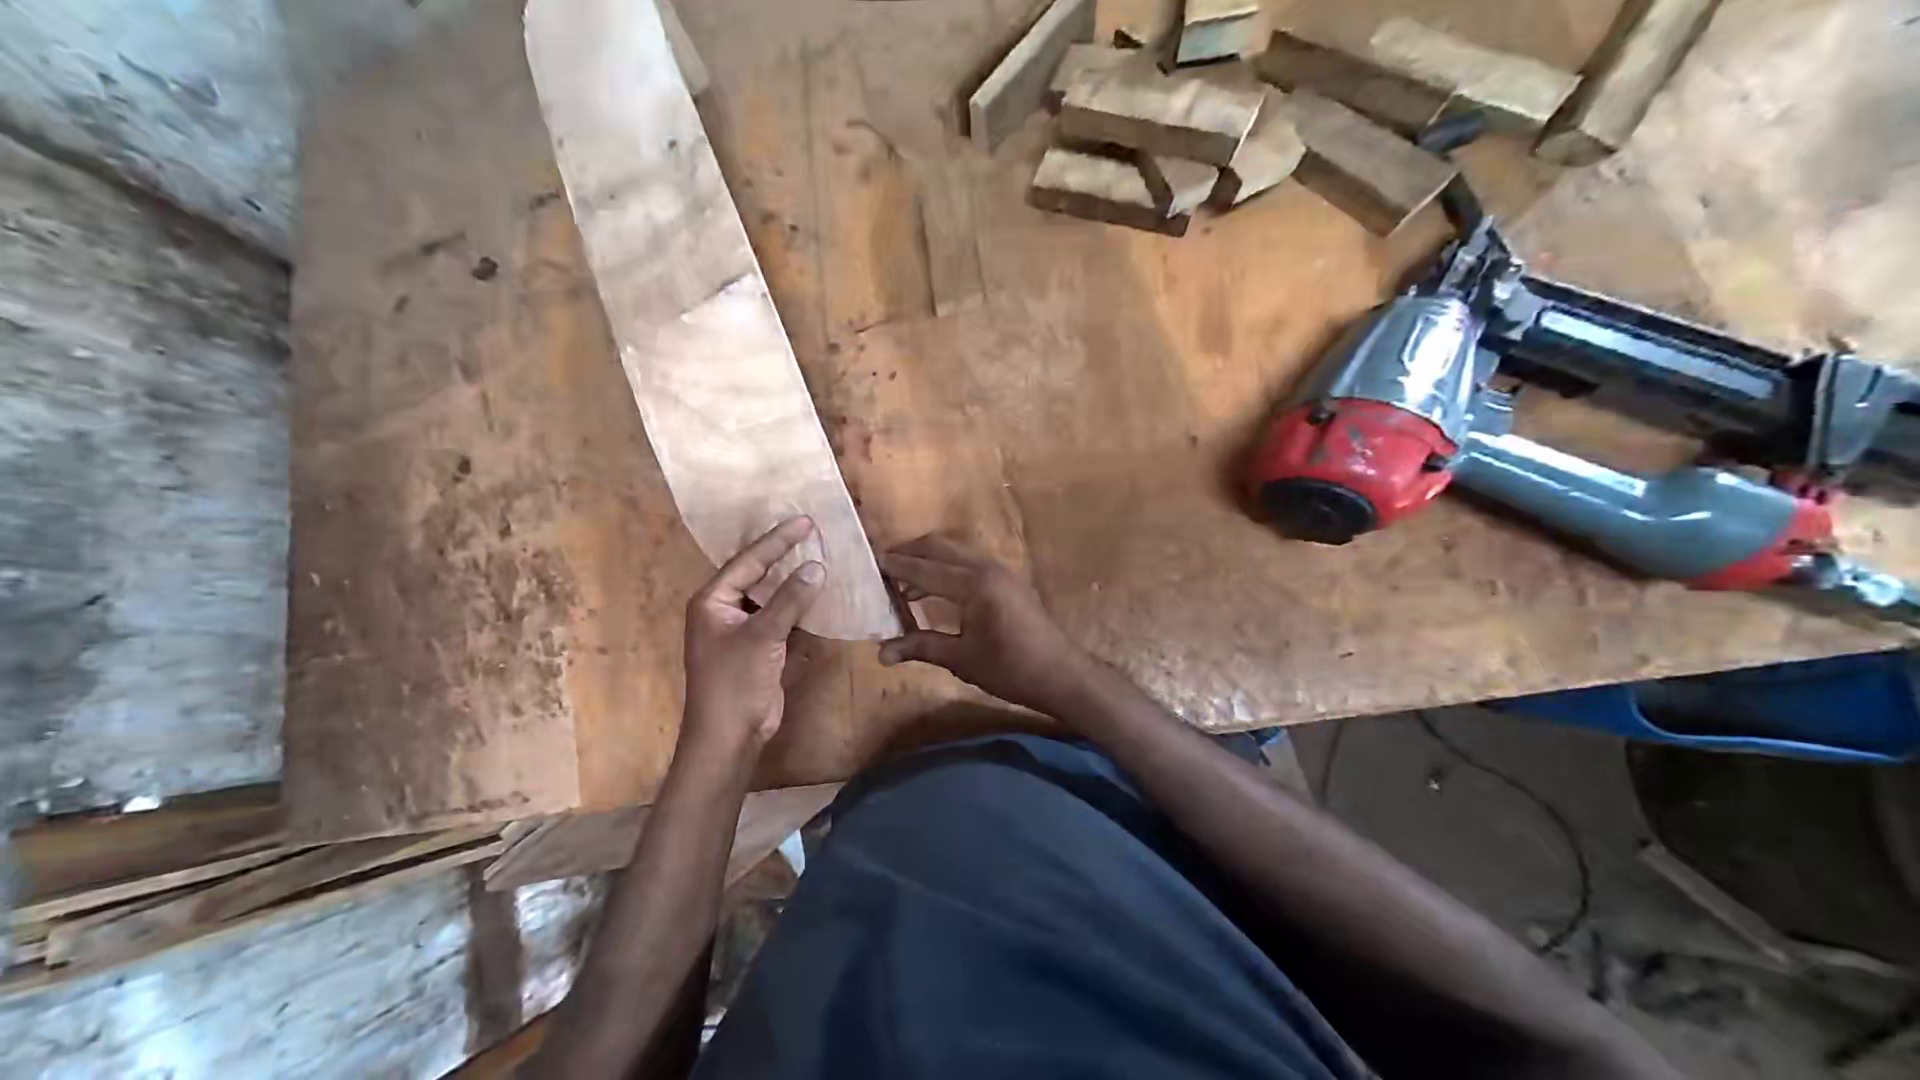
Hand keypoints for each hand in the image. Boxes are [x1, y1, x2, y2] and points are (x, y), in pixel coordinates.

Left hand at [682, 517, 825, 755]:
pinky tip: (820, 598)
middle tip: (814, 534)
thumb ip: (790, 599)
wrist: (729, 736)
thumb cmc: (735, 682)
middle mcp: (724, 610)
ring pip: (772, 597)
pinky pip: (781, 619)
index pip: (749, 561)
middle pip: (758, 575)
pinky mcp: (759, 649)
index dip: (778, 540)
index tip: (806, 521)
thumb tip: (817, 566)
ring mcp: (742, 630)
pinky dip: (799, 609)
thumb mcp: (763, 636)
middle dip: (785, 556)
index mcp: (712, 601)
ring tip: (821, 559)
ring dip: (795, 583)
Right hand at [879, 536, 1094, 714]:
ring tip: (903, 583)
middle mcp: (986, 568)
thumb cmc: (1010, 669)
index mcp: (974, 584)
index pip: (924, 569)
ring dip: (928, 560)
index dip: (896, 568)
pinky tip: (933, 592)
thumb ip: (921, 647)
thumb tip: (881, 653)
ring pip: (955, 551)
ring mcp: (1000, 571)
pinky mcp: (1007, 579)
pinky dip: (946, 568)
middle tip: (883, 569)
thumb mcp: (961, 659)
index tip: (869, 564)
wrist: (1061, 674)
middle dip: (909, 553)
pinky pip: (968, 562)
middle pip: (939, 547)